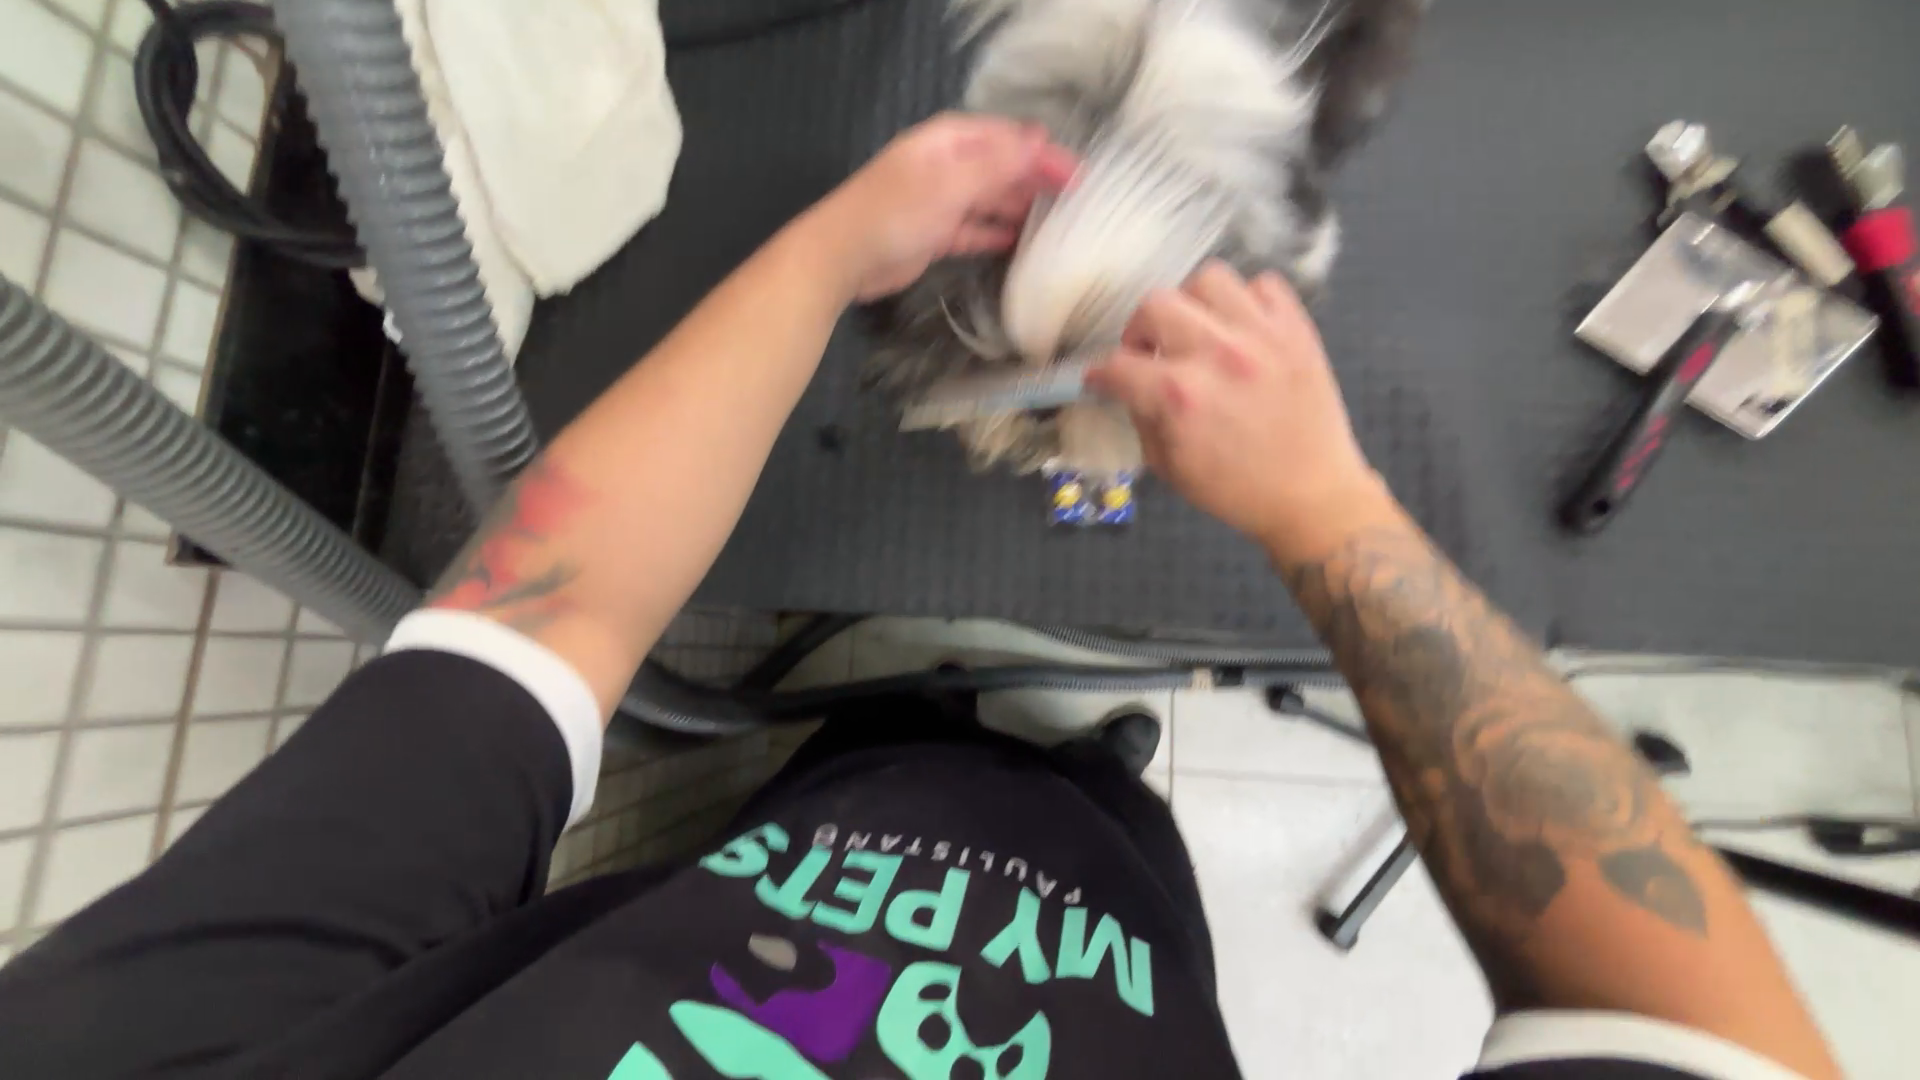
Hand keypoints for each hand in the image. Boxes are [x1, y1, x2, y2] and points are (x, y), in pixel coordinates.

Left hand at [808, 113, 1076, 301]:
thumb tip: (1040, 140)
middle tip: (1077, 206)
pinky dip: (995, 235)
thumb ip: (997, 164)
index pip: (1009, 141)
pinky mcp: (936, 235)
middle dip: (1037, 183)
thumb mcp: (950, 184)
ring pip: (991, 201)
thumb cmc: (895, 213)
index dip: (1045, 156)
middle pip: (1003, 170)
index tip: (1079, 177)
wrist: (844, 257)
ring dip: (1020, 211)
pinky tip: (1020, 244)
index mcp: (951, 142)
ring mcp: (942, 202)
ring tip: (1057, 227)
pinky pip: (975, 230)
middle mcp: (949, 167)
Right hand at [1087, 262, 1383, 545]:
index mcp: (1178, 395)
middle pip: (1154, 305)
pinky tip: (1239, 330)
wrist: (1311, 494)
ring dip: (1190, 305)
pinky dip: (1244, 301)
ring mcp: (1261, 335)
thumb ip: (1141, 416)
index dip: (1101, 375)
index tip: (1102, 380)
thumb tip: (1129, 386)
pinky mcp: (1297, 328)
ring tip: (1195, 332)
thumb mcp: (1167, 465)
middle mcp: (1217, 353)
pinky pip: (1263, 284)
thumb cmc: (1233, 489)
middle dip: (1139, 331)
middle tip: (1148, 354)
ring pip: (1207, 279)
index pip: (1118, 364)